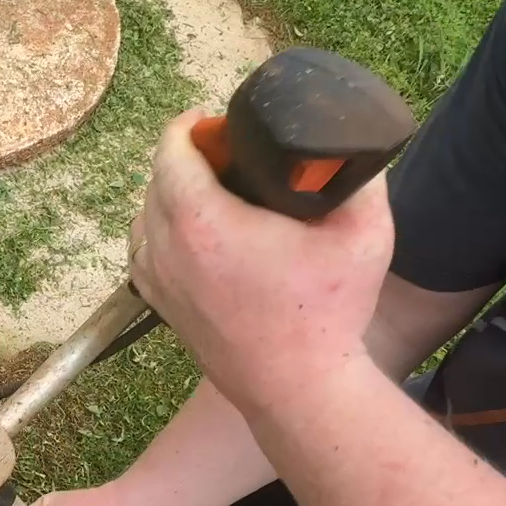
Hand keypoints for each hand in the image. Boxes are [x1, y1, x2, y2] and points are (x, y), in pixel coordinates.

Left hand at [131, 110, 394, 413]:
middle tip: (223, 152)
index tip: (211, 120)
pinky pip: (144, 252)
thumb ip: (357, 177)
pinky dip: (160, 232)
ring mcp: (156, 281)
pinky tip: (195, 233)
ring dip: (169, 195)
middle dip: (183, 157)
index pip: (171, 153)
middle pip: (154, 182)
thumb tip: (352, 149)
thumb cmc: (326, 311)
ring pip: (143, 219)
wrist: (293, 385)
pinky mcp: (158, 305)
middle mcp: (165, 249)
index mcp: (201, 222)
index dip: (187, 126)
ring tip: (211, 191)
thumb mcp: (362, 231)